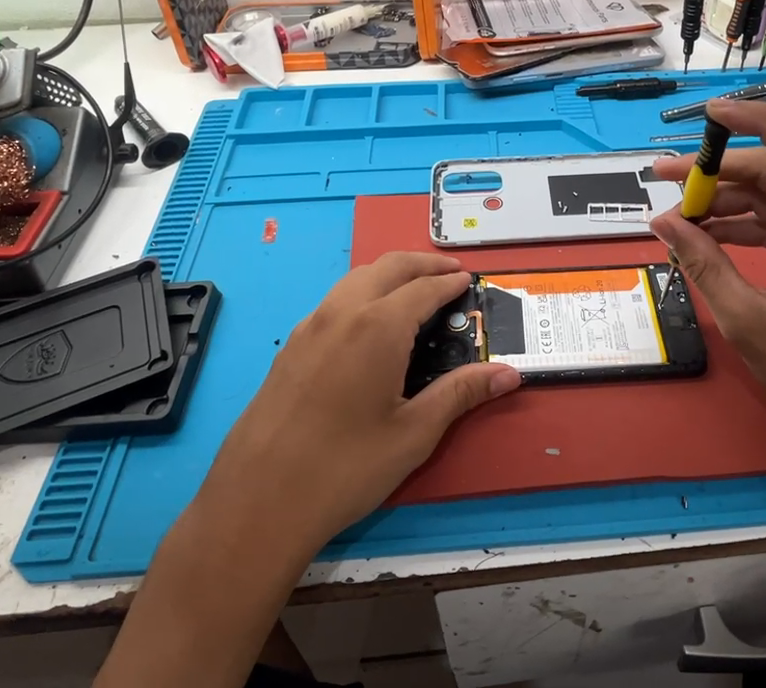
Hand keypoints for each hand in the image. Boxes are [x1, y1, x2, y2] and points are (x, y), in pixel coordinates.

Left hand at [197, 252, 521, 550]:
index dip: (450, 283)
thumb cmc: (346, 467)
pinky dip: (362, 294)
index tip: (469, 280)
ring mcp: (308, 328)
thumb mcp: (414, 433)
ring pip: (354, 280)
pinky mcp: (289, 349)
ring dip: (389, 274)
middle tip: (448, 273)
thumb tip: (507, 373)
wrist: (258, 501)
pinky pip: (333, 302)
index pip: (423, 288)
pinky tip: (369, 326)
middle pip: (386, 267)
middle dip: (422, 264)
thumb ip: (460, 393)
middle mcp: (341, 313)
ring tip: (413, 292)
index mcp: (377, 326)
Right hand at [650, 100, 765, 438]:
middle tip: (665, 179)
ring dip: (730, 201)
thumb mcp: (747, 320)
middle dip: (720, 171)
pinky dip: (750, 224)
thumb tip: (663, 224)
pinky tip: (710, 235)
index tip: (710, 115)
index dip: (757, 120)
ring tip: (679, 215)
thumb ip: (703, 262)